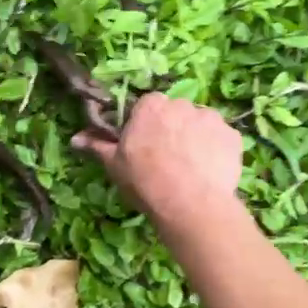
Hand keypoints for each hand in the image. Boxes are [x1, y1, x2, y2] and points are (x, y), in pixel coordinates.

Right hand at [71, 93, 243, 222]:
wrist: (190, 203)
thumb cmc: (145, 180)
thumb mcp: (114, 164)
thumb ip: (96, 146)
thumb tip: (74, 139)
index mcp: (151, 105)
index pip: (145, 106)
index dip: (142, 126)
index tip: (140, 146)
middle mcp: (182, 104)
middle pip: (173, 113)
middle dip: (169, 129)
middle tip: (163, 159)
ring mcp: (211, 118)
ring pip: (198, 124)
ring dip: (192, 138)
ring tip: (187, 167)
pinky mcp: (233, 136)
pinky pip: (219, 139)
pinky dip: (213, 150)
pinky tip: (205, 171)